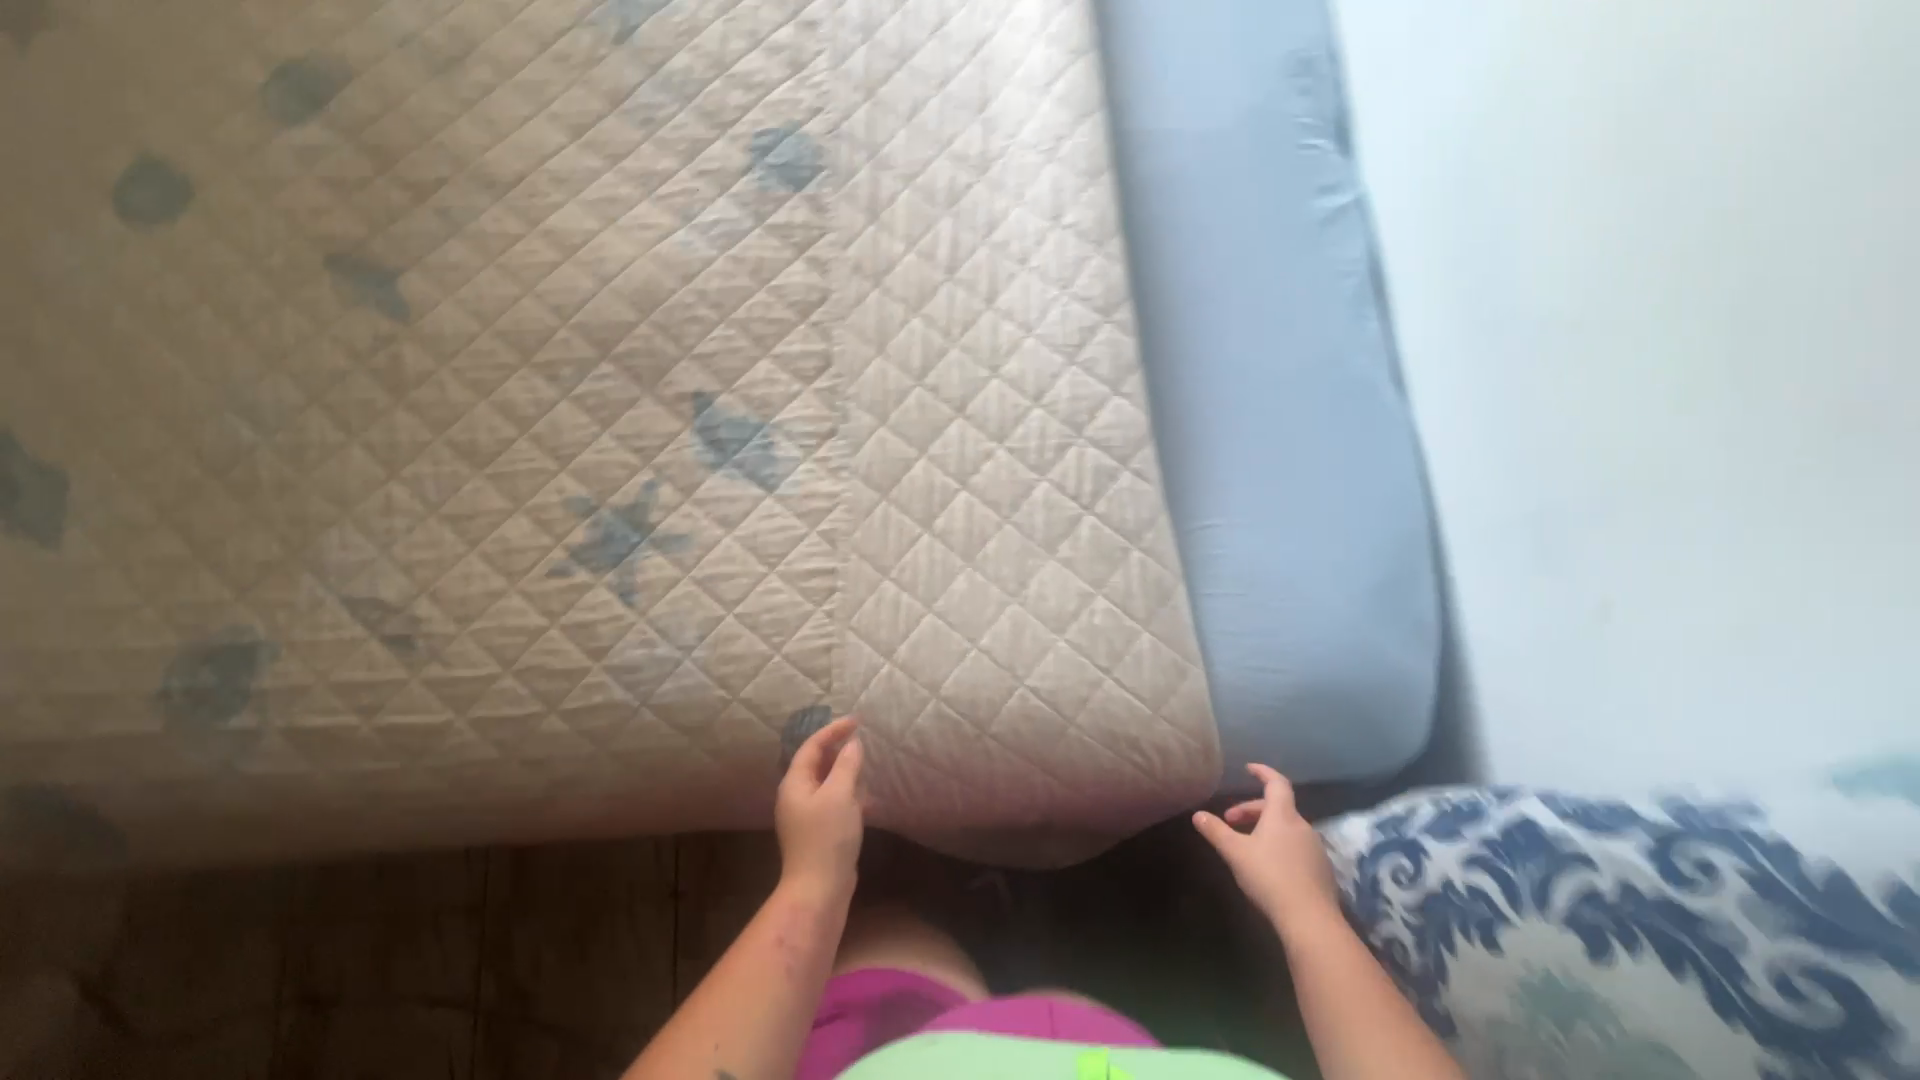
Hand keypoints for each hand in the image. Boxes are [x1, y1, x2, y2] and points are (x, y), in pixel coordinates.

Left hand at [775, 715, 864, 901]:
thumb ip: (847, 765)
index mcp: (795, 783)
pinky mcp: (819, 831)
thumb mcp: (840, 795)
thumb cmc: (827, 837)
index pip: (811, 746)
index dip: (833, 730)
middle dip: (838, 748)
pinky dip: (849, 793)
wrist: (819, 889)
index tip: (857, 721)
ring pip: (826, 782)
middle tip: (862, 737)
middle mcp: (796, 796)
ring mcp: (806, 815)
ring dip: (845, 771)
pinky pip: (833, 801)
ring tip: (866, 763)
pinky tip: (866, 798)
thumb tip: (853, 744)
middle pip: (816, 763)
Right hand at [1193, 764, 1341, 933]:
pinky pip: (1297, 846)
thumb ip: (1216, 831)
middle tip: (1230, 822)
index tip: (1249, 769)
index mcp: (1283, 816)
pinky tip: (1268, 866)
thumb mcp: (1235, 853)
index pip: (1276, 783)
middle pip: (1277, 807)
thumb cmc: (1269, 877)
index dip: (1263, 772)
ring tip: (1246, 845)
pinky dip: (1279, 845)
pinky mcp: (1321, 869)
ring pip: (1287, 828)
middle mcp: (1302, 826)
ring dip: (1265, 829)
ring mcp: (1315, 848)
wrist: (1310, 918)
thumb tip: (1197, 815)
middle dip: (1252, 810)